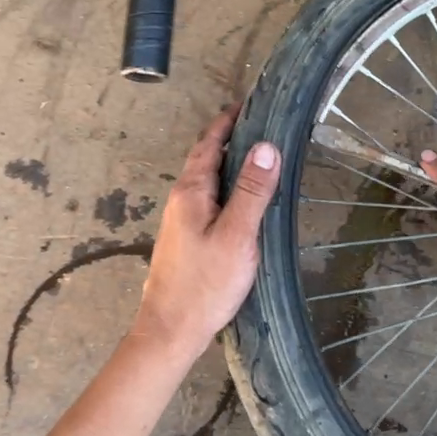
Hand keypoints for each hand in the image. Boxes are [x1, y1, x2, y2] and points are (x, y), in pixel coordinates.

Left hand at [132, 107, 280, 353]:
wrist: (170, 331)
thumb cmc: (205, 284)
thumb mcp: (237, 235)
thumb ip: (252, 191)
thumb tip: (266, 146)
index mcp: (191, 192)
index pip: (209, 143)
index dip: (228, 121)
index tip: (251, 104)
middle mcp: (181, 200)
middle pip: (206, 158)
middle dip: (232, 139)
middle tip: (264, 126)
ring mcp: (181, 221)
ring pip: (207, 180)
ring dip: (230, 164)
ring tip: (261, 158)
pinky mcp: (186, 239)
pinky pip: (209, 199)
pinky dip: (228, 187)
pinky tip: (245, 201)